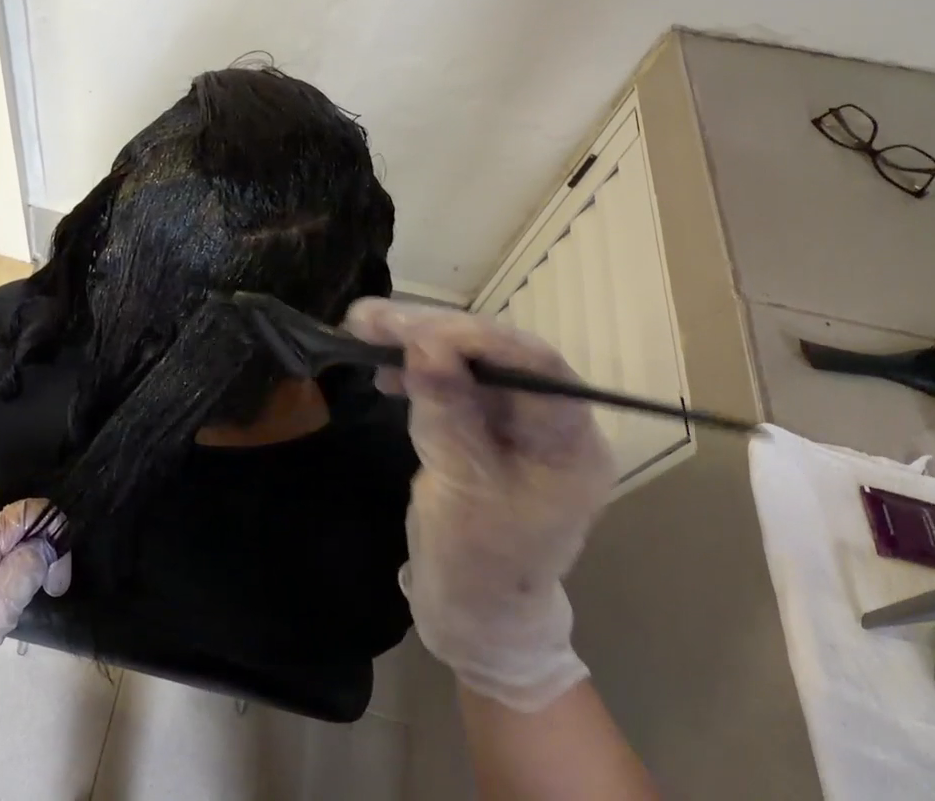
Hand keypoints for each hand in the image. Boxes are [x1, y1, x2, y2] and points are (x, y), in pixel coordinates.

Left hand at [0, 499, 70, 736]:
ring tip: (1, 615)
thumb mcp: (4, 599)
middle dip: (30, 562)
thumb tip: (45, 543)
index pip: (32, 512)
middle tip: (31, 602)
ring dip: (6, 577)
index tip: (55, 582)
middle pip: (11, 533)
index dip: (55, 541)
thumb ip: (32, 562)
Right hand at [344, 301, 615, 712]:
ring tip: (365, 330)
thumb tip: (424, 344)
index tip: (412, 328)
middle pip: (501, 357)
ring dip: (419, 345)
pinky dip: (420, 374)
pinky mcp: (487, 434)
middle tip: (371, 318)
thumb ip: (447, 414)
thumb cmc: (476, 564)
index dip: (476, 339)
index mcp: (569, 445)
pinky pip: (457, 389)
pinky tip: (387, 371)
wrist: (474, 617)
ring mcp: (519, 429)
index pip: (535, 367)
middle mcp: (553, 426)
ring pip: (472, 367)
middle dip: (435, 332)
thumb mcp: (460, 489)